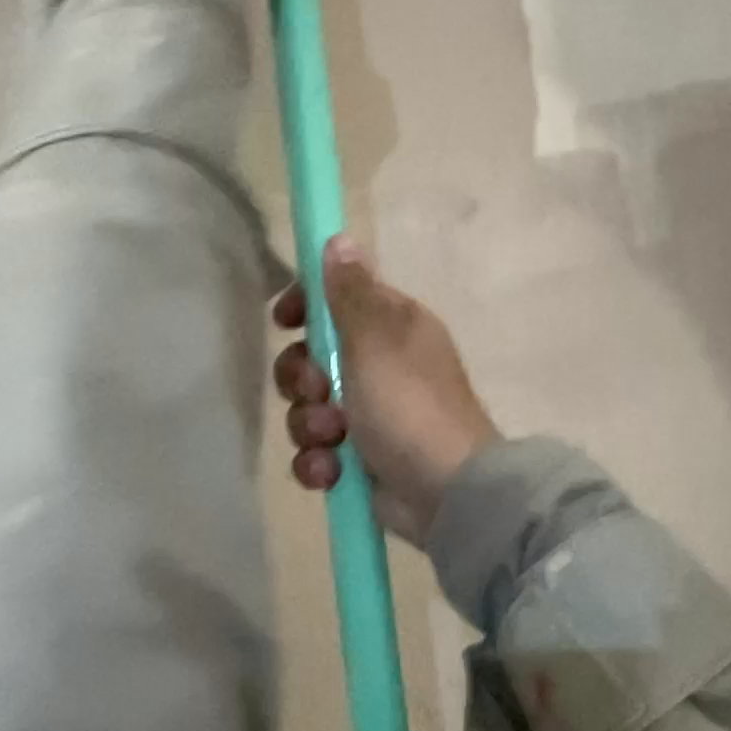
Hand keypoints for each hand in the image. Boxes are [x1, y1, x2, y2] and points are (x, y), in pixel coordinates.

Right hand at [273, 236, 500, 547]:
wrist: (446, 492)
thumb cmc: (410, 406)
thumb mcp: (377, 341)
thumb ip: (351, 293)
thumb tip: (340, 239)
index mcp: (392, 328)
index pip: (337, 299)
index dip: (305, 307)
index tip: (285, 320)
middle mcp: (380, 367)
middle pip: (311, 358)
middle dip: (301, 378)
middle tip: (321, 391)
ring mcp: (369, 416)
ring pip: (308, 409)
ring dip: (309, 425)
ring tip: (333, 439)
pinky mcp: (359, 459)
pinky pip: (316, 452)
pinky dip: (318, 463)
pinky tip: (331, 473)